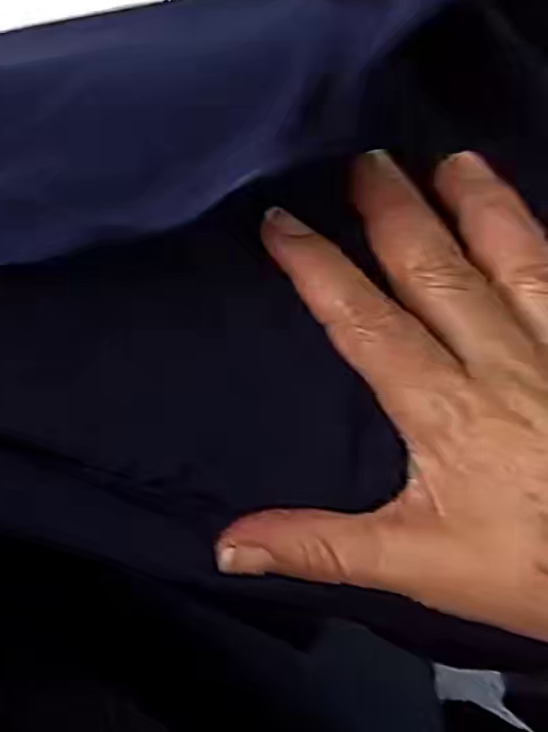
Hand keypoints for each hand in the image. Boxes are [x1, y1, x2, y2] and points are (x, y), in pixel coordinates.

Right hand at [217, 150, 547, 641]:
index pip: (368, 320)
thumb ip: (320, 547)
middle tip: (369, 163)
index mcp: (449, 408)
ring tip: (457, 163)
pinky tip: (546, 230)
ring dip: (488, 212)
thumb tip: (217, 545)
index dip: (320, 266)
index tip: (281, 220)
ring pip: (527, 270)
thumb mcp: (429, 569)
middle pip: (444, 277)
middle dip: (400, 216)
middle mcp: (513, 370)